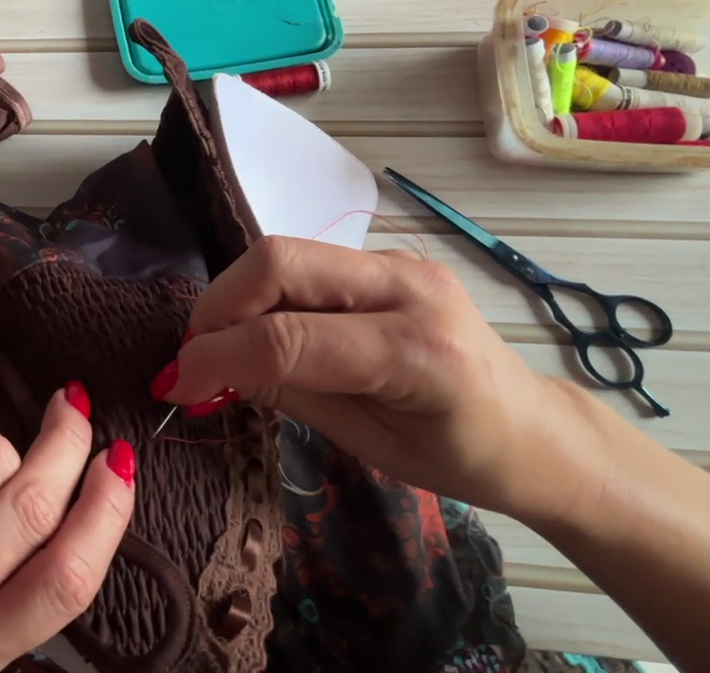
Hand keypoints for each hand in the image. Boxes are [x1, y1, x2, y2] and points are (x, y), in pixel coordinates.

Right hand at [157, 237, 614, 524]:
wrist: (534, 429)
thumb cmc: (459, 456)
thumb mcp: (367, 442)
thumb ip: (284, 391)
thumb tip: (204, 371)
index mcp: (417, 350)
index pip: (288, 338)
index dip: (217, 357)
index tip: (175, 385)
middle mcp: (407, 286)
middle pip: (278, 262)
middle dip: (218, 305)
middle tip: (195, 354)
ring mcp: (396, 262)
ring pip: (283, 252)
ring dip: (234, 295)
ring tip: (220, 343)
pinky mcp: (383, 258)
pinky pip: (302, 261)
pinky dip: (261, 291)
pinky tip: (255, 327)